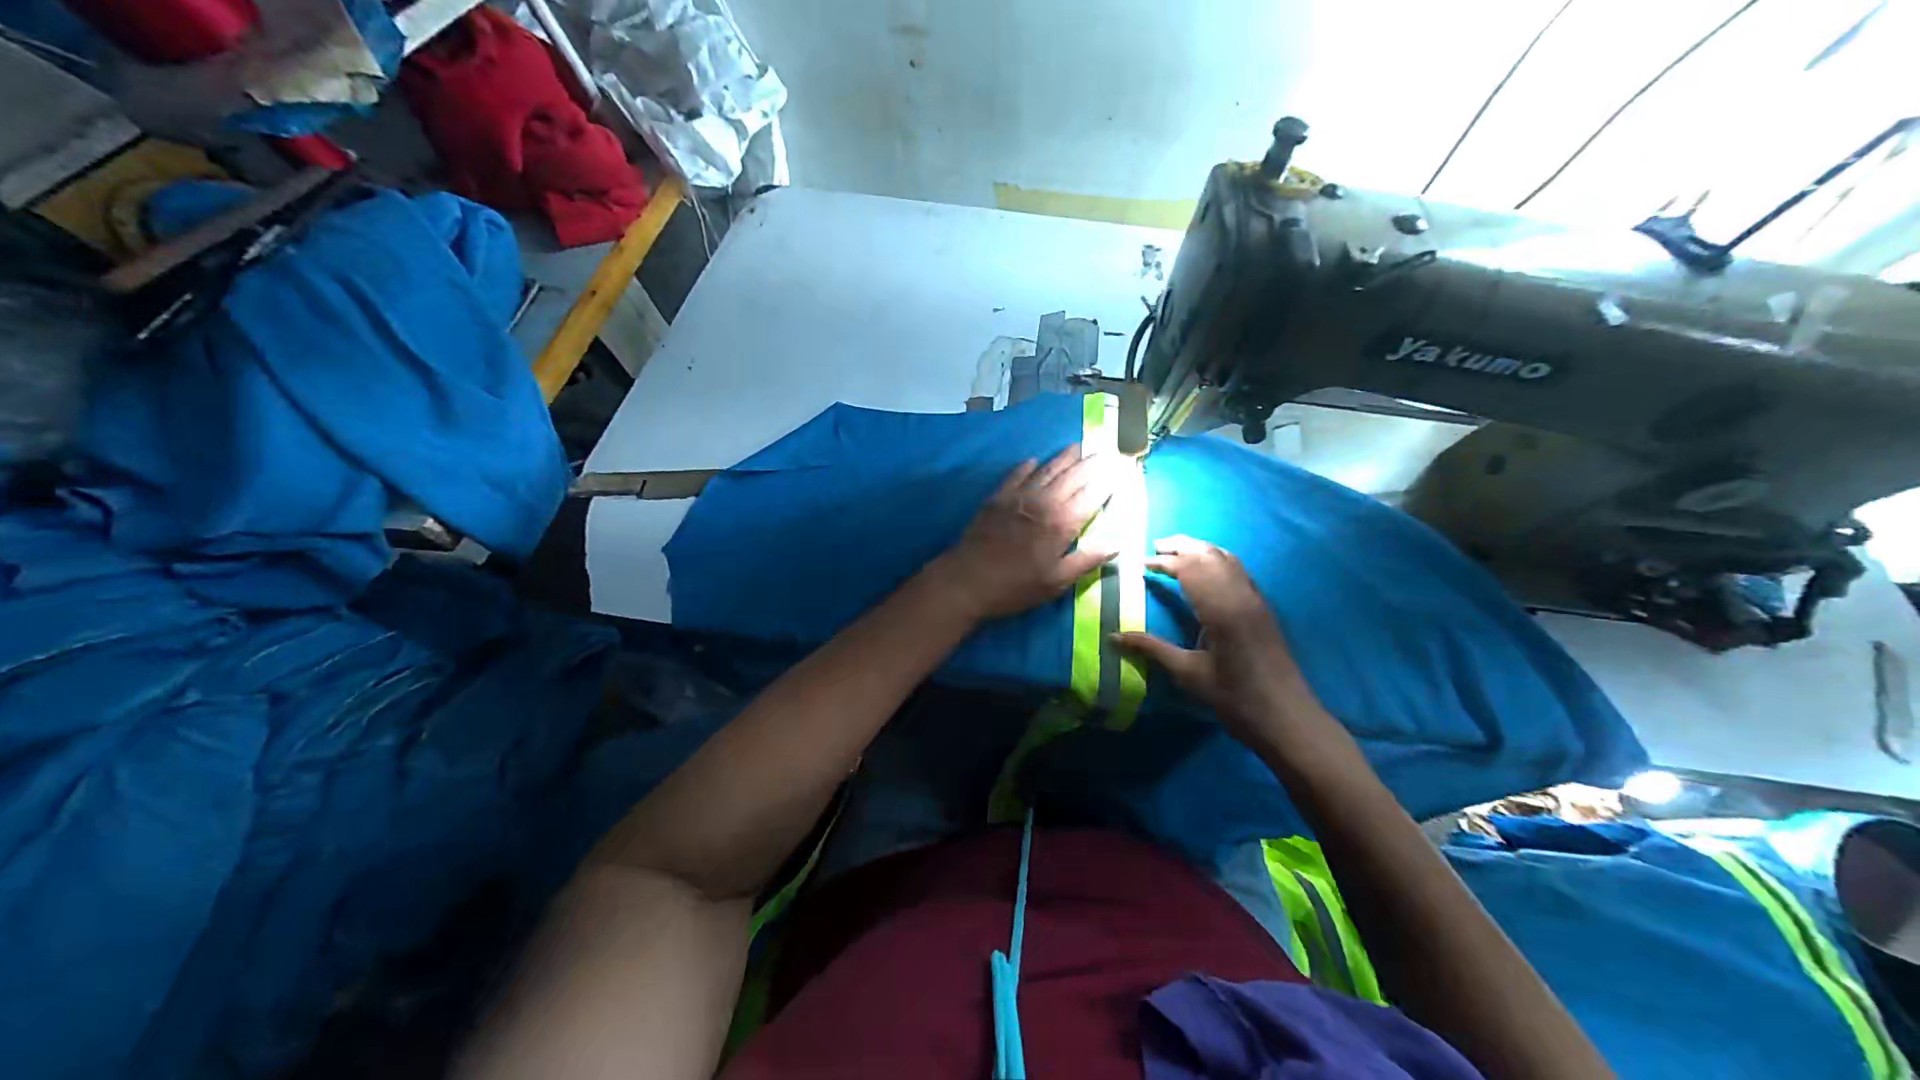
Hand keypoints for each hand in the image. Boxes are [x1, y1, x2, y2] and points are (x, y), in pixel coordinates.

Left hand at [929, 445, 1116, 621]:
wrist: (966, 580)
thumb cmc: (1015, 587)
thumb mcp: (1056, 582)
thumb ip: (1087, 560)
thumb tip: (1118, 543)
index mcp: (1062, 523)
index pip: (1093, 495)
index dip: (1109, 480)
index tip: (1122, 468)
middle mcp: (1043, 502)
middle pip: (1073, 476)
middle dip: (1091, 463)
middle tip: (1105, 451)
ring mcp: (1018, 497)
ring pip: (1047, 470)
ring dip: (1064, 458)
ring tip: (1078, 447)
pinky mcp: (997, 498)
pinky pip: (1016, 475)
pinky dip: (1028, 466)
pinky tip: (1035, 460)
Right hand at [1113, 536, 1318, 742]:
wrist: (1286, 719)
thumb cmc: (1234, 699)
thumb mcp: (1188, 674)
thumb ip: (1152, 649)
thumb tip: (1113, 636)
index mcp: (1220, 609)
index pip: (1189, 570)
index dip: (1164, 562)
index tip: (1141, 563)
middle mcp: (1240, 596)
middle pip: (1210, 556)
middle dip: (1183, 546)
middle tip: (1157, 545)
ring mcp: (1256, 600)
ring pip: (1228, 560)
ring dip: (1202, 550)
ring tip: (1179, 549)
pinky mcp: (1264, 609)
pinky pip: (1240, 572)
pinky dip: (1220, 561)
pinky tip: (1210, 569)